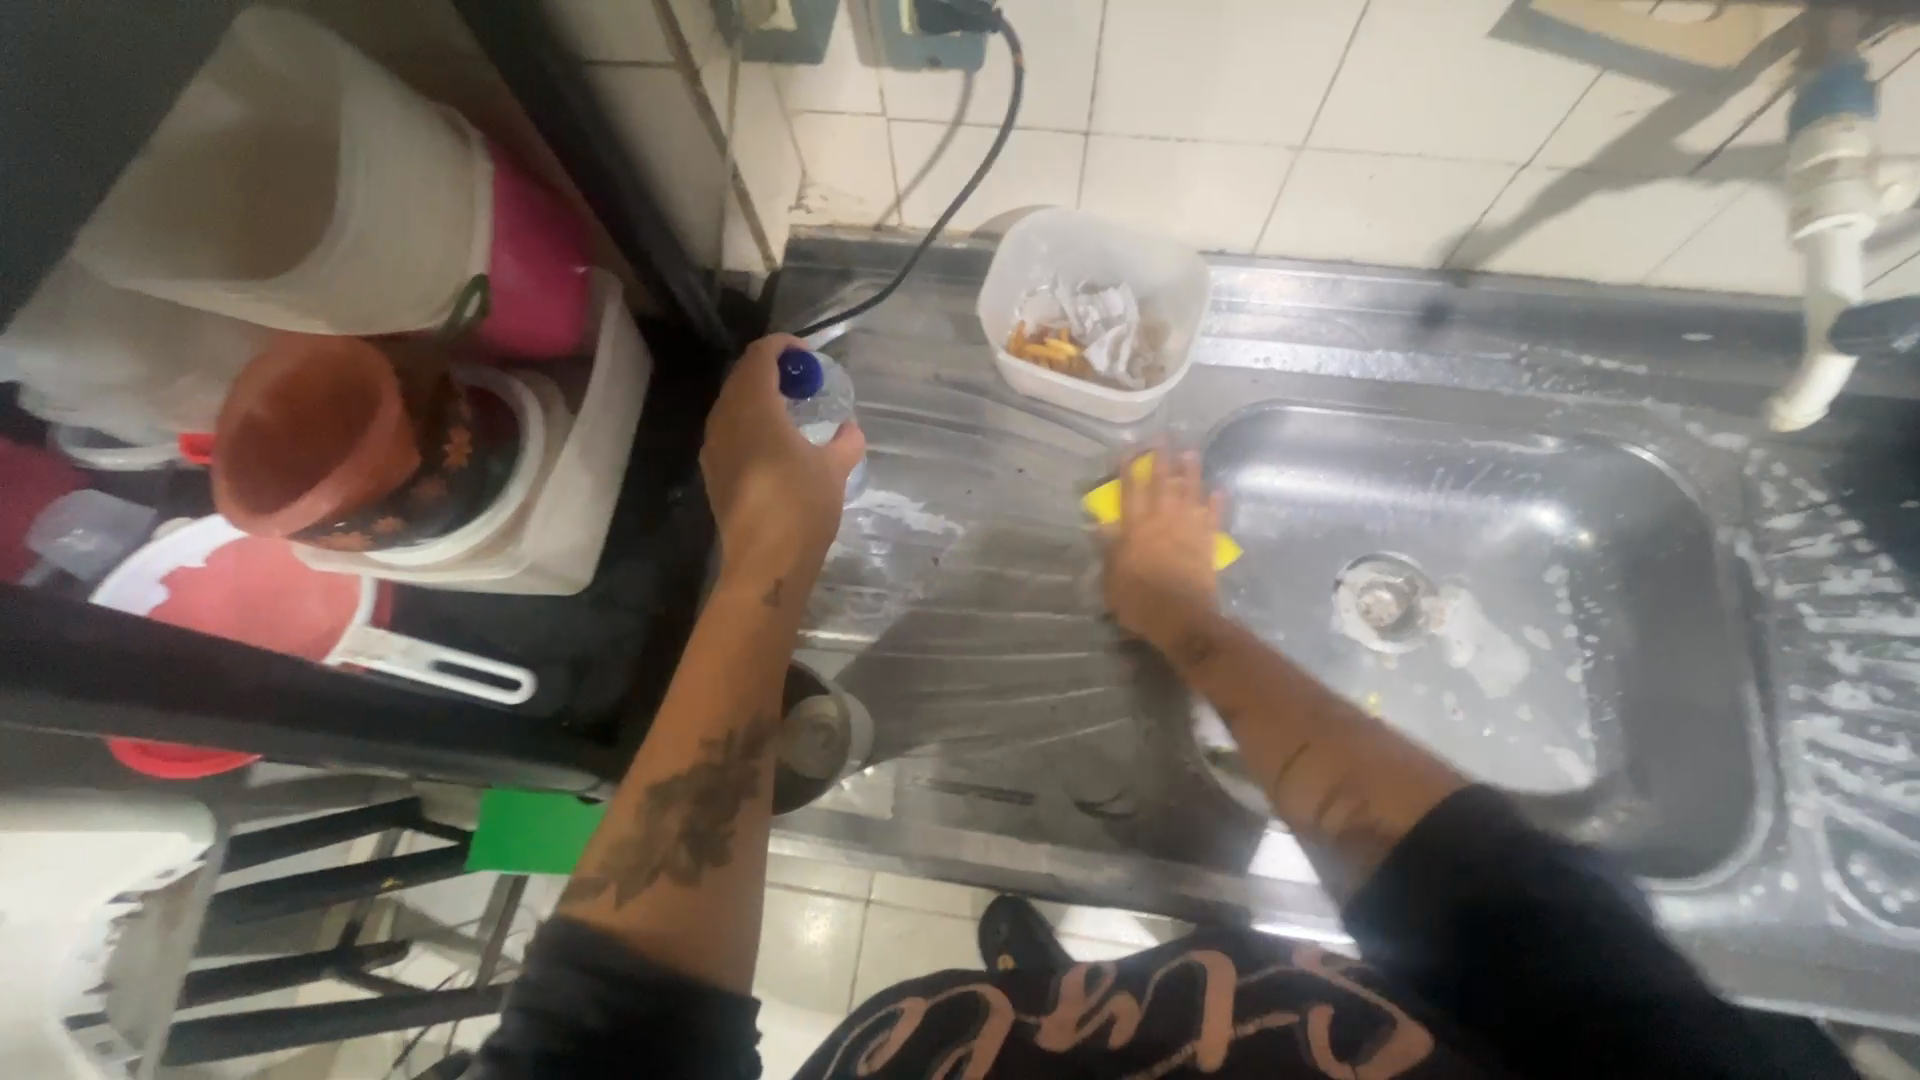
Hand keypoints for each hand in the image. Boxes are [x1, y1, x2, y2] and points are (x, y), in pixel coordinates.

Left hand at [702, 334, 865, 588]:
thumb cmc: (801, 506)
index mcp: (755, 406)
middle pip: (742, 377)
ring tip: (791, 411)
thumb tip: (851, 430)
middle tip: (803, 382)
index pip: (761, 356)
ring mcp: (714, 446)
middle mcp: (726, 418)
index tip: (808, 356)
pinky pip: (729, 430)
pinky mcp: (714, 471)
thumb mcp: (834, 470)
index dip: (783, 347)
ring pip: (732, 404)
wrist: (765, 561)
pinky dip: (750, 424)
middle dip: (771, 371)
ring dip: (759, 398)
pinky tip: (774, 443)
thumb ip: (845, 443)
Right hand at [1100, 448, 1222, 645]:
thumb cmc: (1138, 600)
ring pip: (1190, 492)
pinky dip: (1217, 502)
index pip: (1130, 490)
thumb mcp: (1112, 576)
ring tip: (1191, 452)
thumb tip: (1103, 525)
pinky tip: (1219, 489)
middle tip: (1163, 437)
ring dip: (1191, 471)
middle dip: (1161, 458)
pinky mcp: (1208, 542)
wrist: (1181, 617)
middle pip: (1162, 482)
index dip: (1128, 468)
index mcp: (1135, 527)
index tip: (1128, 448)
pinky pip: (1214, 516)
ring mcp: (1188, 529)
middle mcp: (1162, 520)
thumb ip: (1110, 548)